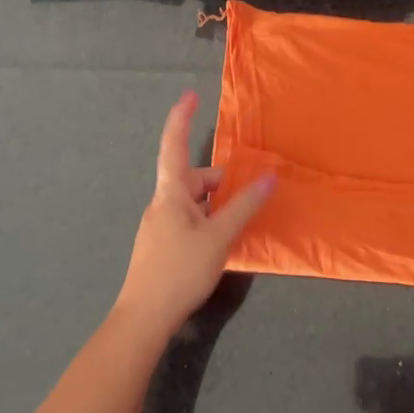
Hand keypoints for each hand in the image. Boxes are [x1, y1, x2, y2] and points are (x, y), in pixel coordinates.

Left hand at [114, 90, 274, 335]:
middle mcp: (163, 203)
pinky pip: (190, 220)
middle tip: (252, 195)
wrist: (143, 317)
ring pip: (195, 203)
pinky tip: (223, 243)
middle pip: (195, 179)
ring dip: (219, 206)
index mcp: (171, 193)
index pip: (174, 145)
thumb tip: (270, 178)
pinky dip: (210, 222)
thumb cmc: (179, 270)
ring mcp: (160, 225)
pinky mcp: (162, 245)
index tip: (190, 95)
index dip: (182, 118)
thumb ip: (244, 206)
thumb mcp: (219, 237)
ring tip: (242, 223)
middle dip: (223, 182)